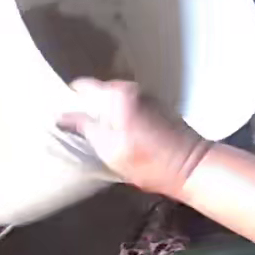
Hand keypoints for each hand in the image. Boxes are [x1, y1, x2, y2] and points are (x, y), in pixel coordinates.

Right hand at [59, 79, 210, 197]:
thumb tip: (61, 116)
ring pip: (113, 100)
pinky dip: (120, 117)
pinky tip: (120, 136)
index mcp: (117, 94)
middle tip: (77, 130)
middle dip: (87, 108)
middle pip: (98, 92)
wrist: (193, 168)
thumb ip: (84, 128)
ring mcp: (146, 95)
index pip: (82, 86)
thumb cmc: (148, 161)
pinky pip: (128, 106)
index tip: (62, 114)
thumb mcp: (108, 149)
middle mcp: (132, 88)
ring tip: (98, 136)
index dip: (69, 99)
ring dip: (105, 114)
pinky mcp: (156, 106)